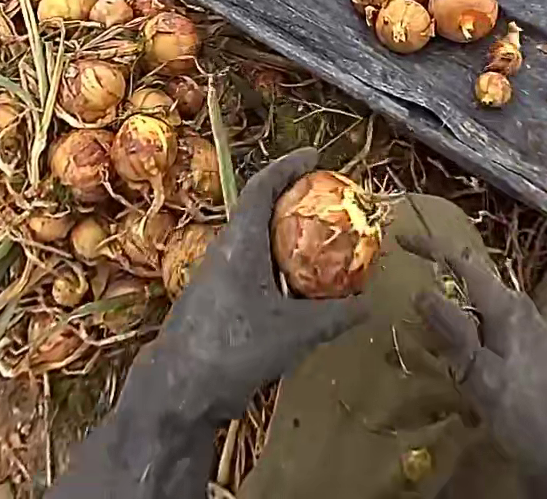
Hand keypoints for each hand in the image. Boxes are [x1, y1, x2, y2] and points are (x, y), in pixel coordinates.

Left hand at [130, 148, 367, 422]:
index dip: (288, 165)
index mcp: (241, 241)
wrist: (177, 391)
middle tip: (324, 194)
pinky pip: (252, 262)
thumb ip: (334, 316)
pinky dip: (276, 258)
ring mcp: (218, 272)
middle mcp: (227, 247)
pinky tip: (296, 282)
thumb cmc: (233, 348)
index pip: (263, 186)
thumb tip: (369, 305)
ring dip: (283, 229)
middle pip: (260, 206)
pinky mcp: (217, 296)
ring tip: (316, 233)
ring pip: (255, 236)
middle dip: (291, 195)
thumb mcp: (293, 332)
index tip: (314, 155)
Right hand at [404, 235, 546, 497]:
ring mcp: (524, 328)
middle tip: (408, 285)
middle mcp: (515, 306)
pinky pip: (487, 326)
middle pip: (469, 278)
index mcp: (502, 303)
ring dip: (451, 307)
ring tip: (424, 324)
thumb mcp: (482, 374)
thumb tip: (421, 291)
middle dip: (439, 276)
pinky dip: (464, 330)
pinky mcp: (528, 351)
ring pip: (477, 304)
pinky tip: (456, 355)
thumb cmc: (530, 411)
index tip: (400, 240)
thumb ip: (452, 331)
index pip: (460, 259)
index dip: (429, 245)